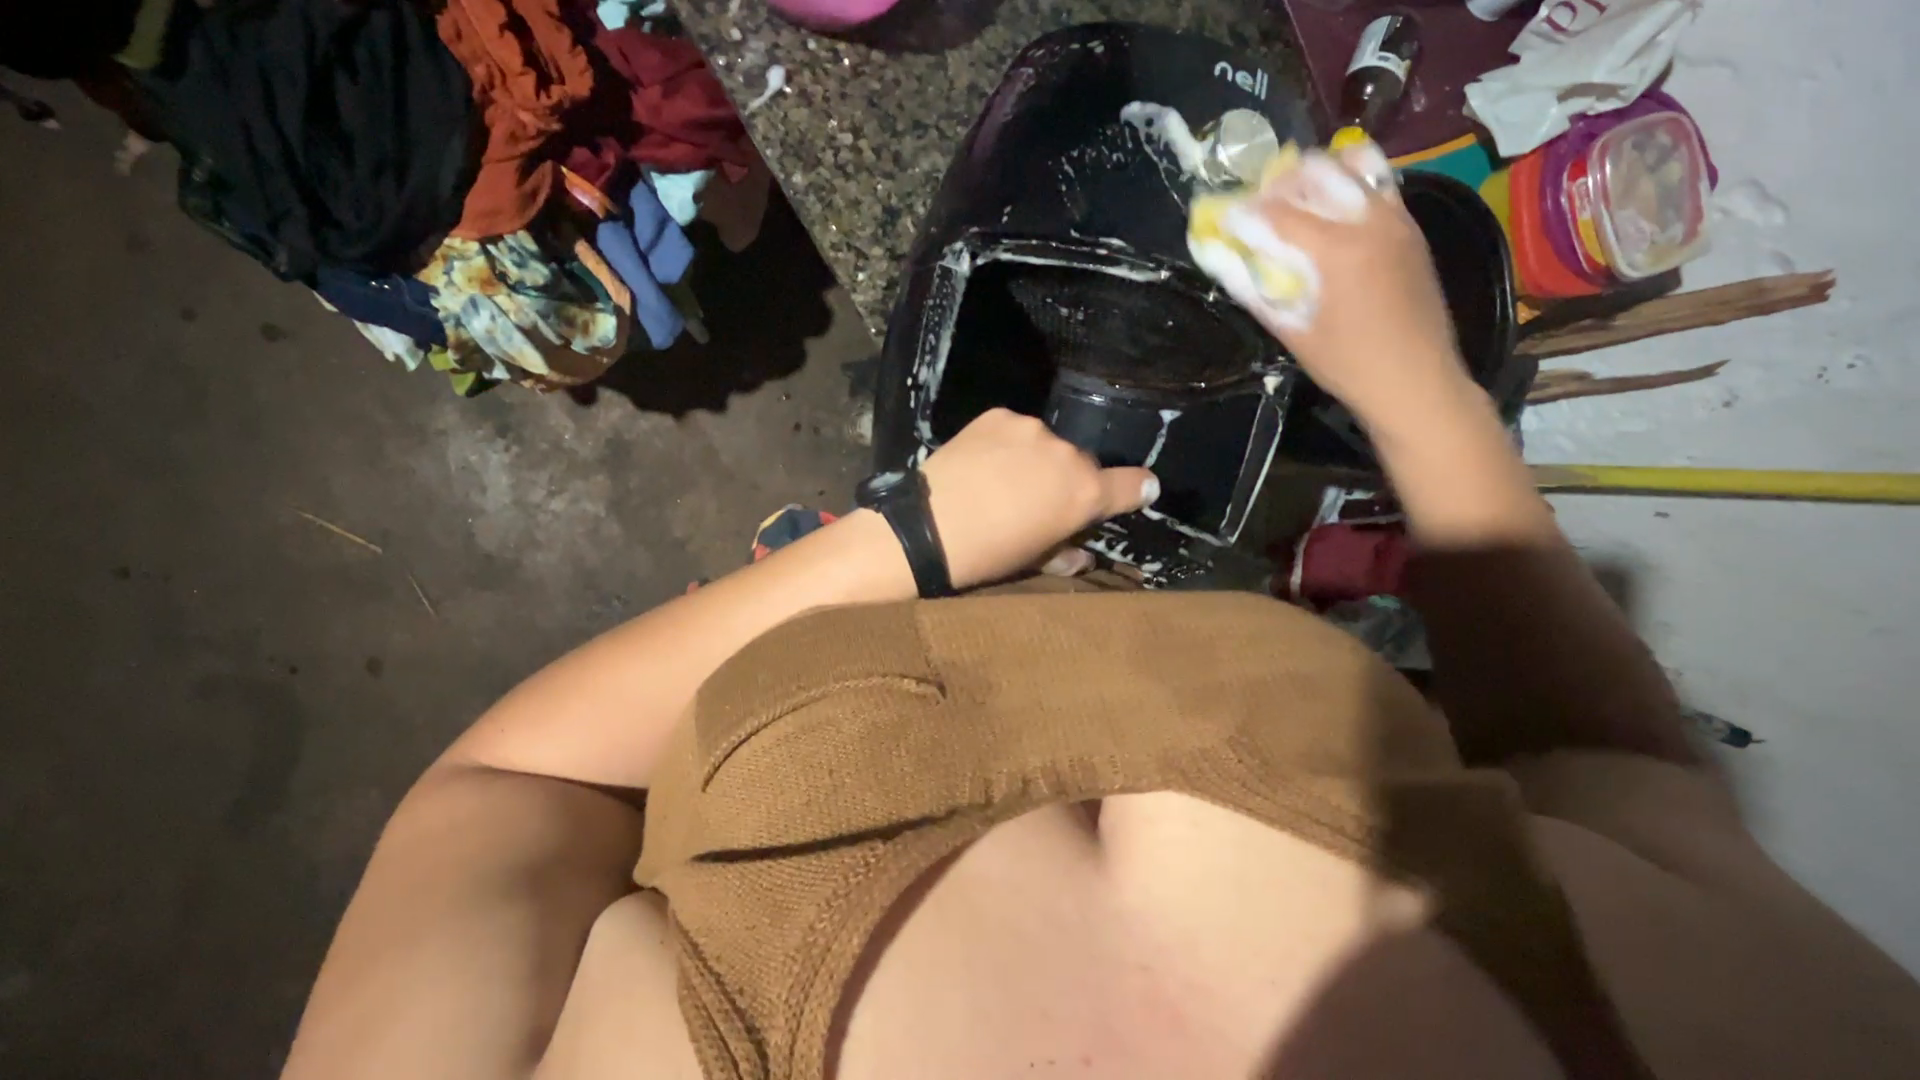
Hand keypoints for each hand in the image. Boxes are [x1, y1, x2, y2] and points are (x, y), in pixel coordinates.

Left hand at [917, 409, 1157, 588]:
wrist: (927, 529)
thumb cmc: (988, 555)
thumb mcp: (1033, 561)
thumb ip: (1067, 554)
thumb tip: (1083, 556)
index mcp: (1085, 493)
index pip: (1133, 484)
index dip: (1136, 490)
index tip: (1136, 492)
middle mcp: (1067, 454)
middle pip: (1082, 464)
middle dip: (1068, 480)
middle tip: (1039, 500)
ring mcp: (1032, 430)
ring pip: (1046, 444)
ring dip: (1035, 459)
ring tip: (1003, 481)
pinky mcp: (998, 416)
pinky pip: (1013, 430)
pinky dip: (1005, 445)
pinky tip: (983, 464)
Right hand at [1215, 142, 1479, 430]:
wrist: (1417, 382)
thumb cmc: (1349, 366)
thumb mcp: (1292, 332)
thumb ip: (1252, 289)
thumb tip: (1217, 257)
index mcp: (1338, 250)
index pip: (1277, 213)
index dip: (1243, 214)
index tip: (1221, 219)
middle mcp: (1370, 221)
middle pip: (1315, 173)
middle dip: (1278, 185)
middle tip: (1256, 209)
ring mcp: (1397, 219)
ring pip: (1351, 168)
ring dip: (1314, 176)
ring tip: (1293, 200)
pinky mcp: (1410, 228)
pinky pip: (1376, 185)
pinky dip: (1347, 185)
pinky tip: (1328, 211)